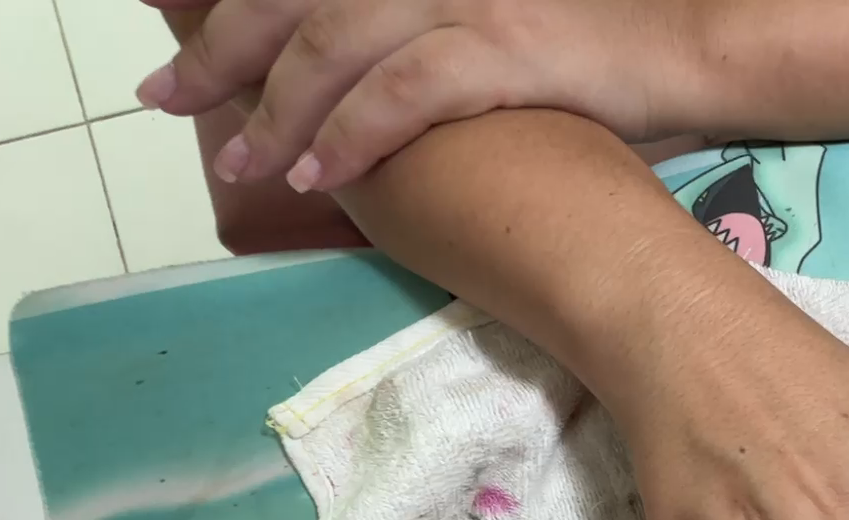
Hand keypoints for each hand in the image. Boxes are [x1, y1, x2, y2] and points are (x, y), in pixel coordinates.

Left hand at [134, 0, 704, 190]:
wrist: (681, 53)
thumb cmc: (598, 61)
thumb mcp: (502, 42)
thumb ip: (439, 55)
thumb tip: (394, 101)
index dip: (233, 17)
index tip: (186, 60)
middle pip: (292, 4)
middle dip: (219, 54)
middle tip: (166, 103)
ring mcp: (463, 5)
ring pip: (333, 48)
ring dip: (275, 108)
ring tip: (239, 164)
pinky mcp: (502, 51)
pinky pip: (404, 91)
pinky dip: (354, 132)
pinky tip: (320, 174)